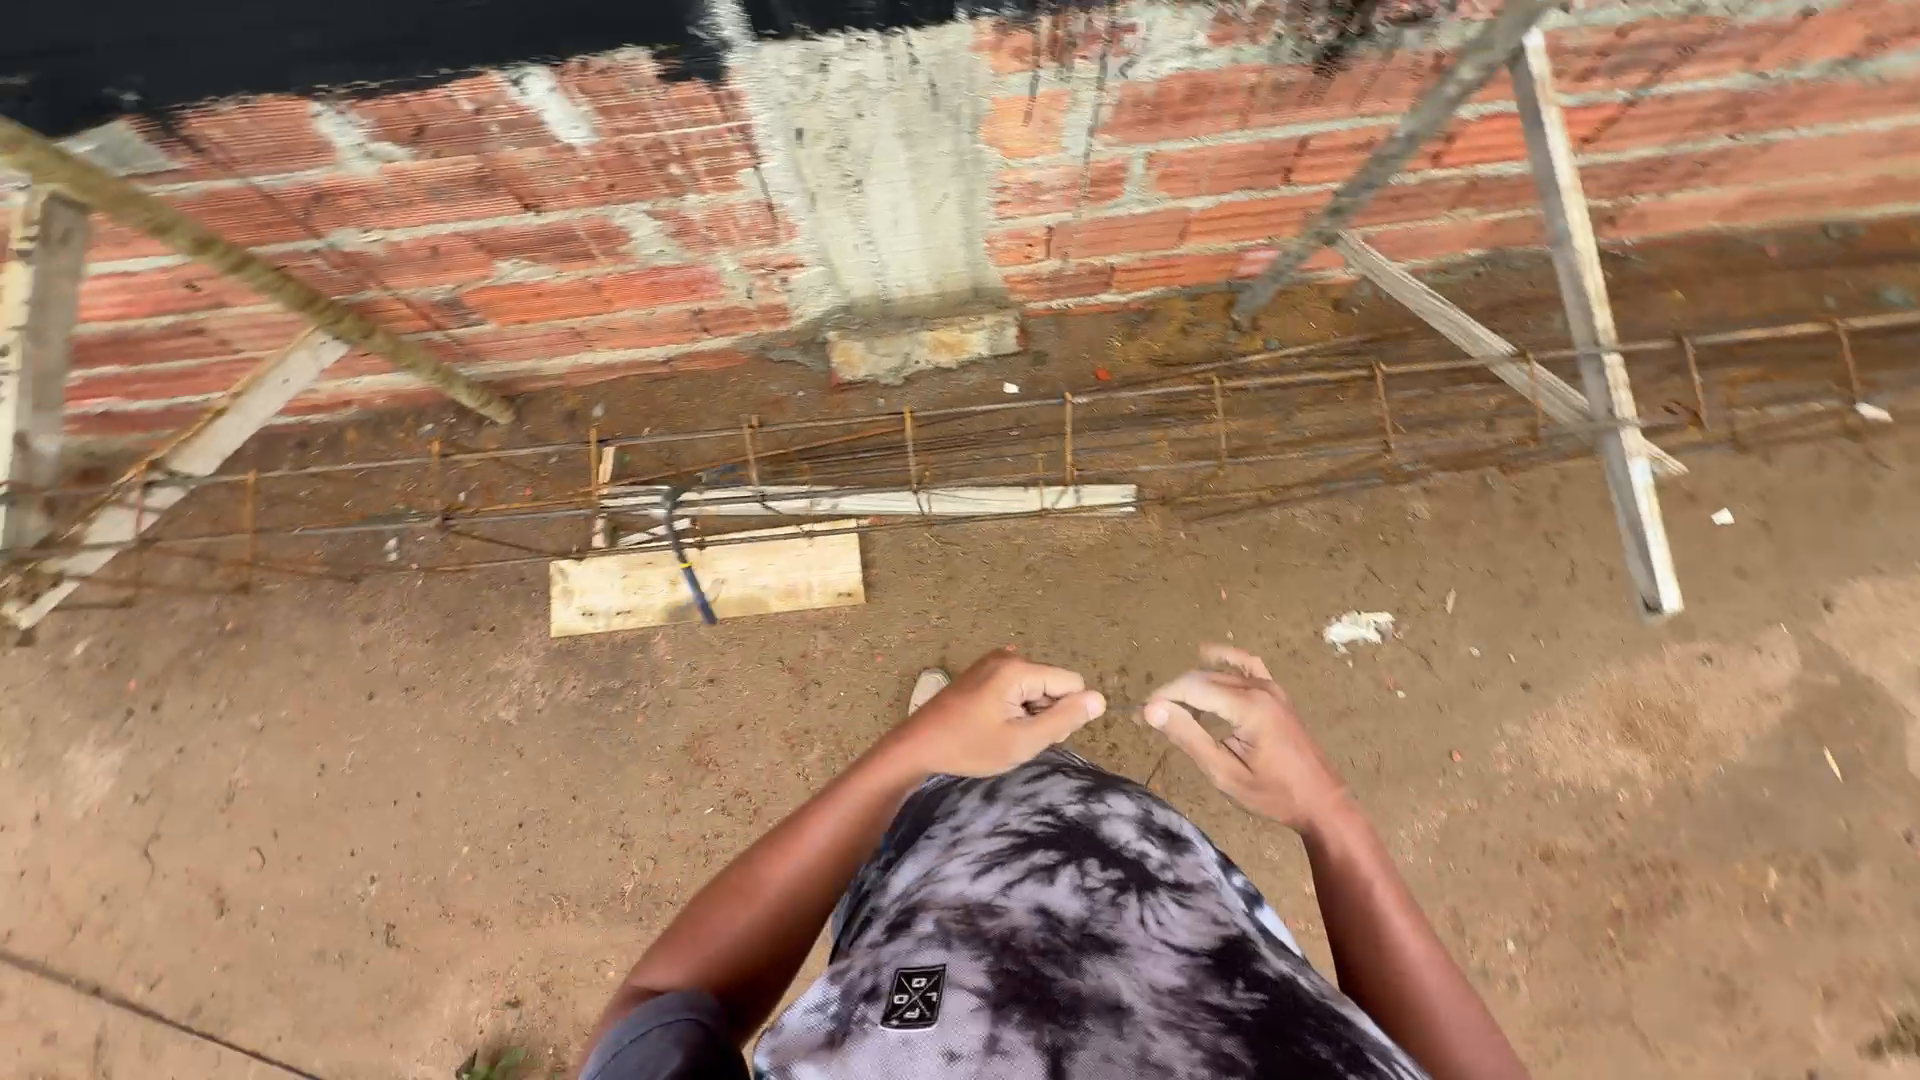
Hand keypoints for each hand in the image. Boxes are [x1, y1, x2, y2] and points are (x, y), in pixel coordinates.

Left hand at [878, 648, 1105, 778]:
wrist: (917, 745)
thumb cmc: (969, 747)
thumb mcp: (1022, 742)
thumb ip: (1063, 720)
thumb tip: (1099, 700)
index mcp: (1018, 669)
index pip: (1071, 684)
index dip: (1063, 714)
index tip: (1036, 735)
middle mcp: (1007, 657)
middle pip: (1052, 684)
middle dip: (1045, 714)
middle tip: (1015, 738)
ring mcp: (992, 662)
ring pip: (1035, 688)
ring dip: (1028, 714)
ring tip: (1000, 733)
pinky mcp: (982, 672)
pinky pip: (1016, 688)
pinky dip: (1013, 708)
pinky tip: (992, 725)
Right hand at [1145, 644, 1352, 833]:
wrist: (1322, 802)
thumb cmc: (1273, 794)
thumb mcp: (1224, 773)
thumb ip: (1188, 737)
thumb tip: (1153, 710)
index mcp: (1248, 707)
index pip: (1191, 688)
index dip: (1163, 698)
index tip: (1143, 716)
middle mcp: (1259, 688)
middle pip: (1202, 678)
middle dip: (1174, 694)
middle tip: (1153, 719)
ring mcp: (1270, 687)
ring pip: (1219, 674)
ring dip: (1192, 686)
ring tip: (1173, 709)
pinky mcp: (1275, 693)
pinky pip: (1246, 665)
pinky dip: (1224, 661)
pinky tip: (1207, 657)